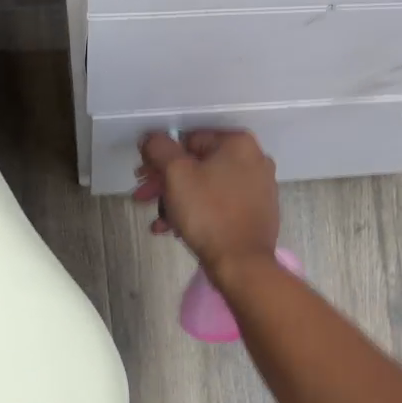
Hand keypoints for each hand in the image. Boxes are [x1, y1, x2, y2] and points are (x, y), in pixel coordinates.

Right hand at [132, 129, 280, 277]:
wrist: (242, 263)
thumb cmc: (208, 213)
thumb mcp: (176, 174)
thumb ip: (159, 149)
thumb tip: (152, 139)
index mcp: (238, 143)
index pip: (189, 140)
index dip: (161, 157)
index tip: (143, 176)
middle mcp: (254, 160)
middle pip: (198, 165)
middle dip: (166, 183)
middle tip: (142, 197)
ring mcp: (259, 189)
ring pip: (207, 188)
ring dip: (177, 202)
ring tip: (157, 221)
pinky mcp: (257, 214)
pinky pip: (220, 206)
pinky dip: (198, 214)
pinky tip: (174, 230)